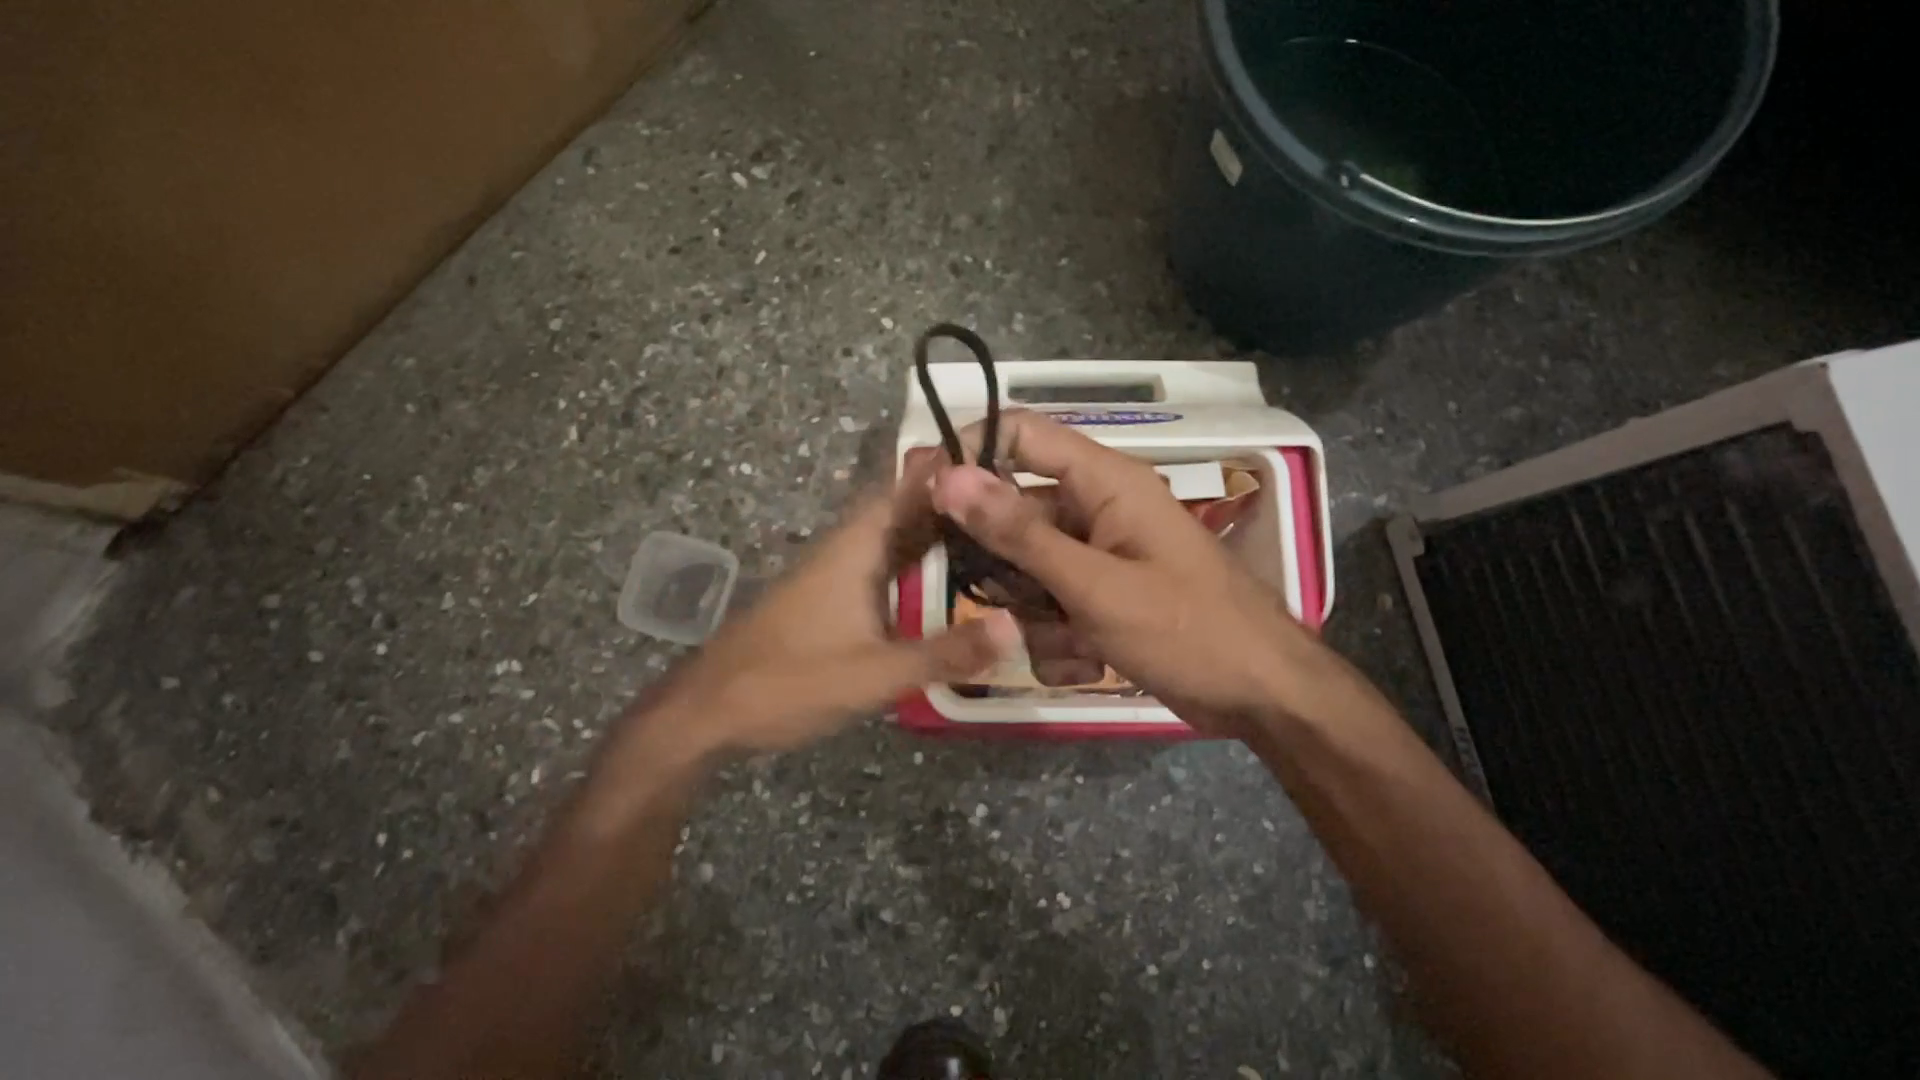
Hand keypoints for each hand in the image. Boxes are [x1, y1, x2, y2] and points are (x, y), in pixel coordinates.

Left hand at [646, 473, 1020, 757]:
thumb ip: (946, 653)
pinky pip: (881, 571)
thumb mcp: (876, 674)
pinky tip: (943, 588)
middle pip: (904, 513)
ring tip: (993, 537)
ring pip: (892, 543)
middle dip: (953, 504)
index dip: (946, 469)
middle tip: (1013, 503)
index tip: (997, 455)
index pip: (904, 489)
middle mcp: (843, 552)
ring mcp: (831, 578)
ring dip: (935, 536)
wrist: (708, 712)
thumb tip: (1016, 627)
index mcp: (853, 549)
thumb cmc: (789, 682)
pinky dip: (915, 569)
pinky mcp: (826, 604)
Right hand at [929, 410, 1320, 735]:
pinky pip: (1052, 606)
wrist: (1262, 695)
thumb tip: (950, 476)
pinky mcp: (1102, 597)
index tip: (921, 493)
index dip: (968, 452)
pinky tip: (1089, 664)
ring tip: (1071, 644)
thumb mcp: (1095, 584)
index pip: (1021, 434)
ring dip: (1035, 616)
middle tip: (1009, 603)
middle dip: (1004, 567)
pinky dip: (1060, 640)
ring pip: (1027, 570)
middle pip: (1015, 513)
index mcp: (1105, 481)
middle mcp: (1098, 508)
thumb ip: (1019, 532)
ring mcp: (1100, 556)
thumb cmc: (1188, 630)